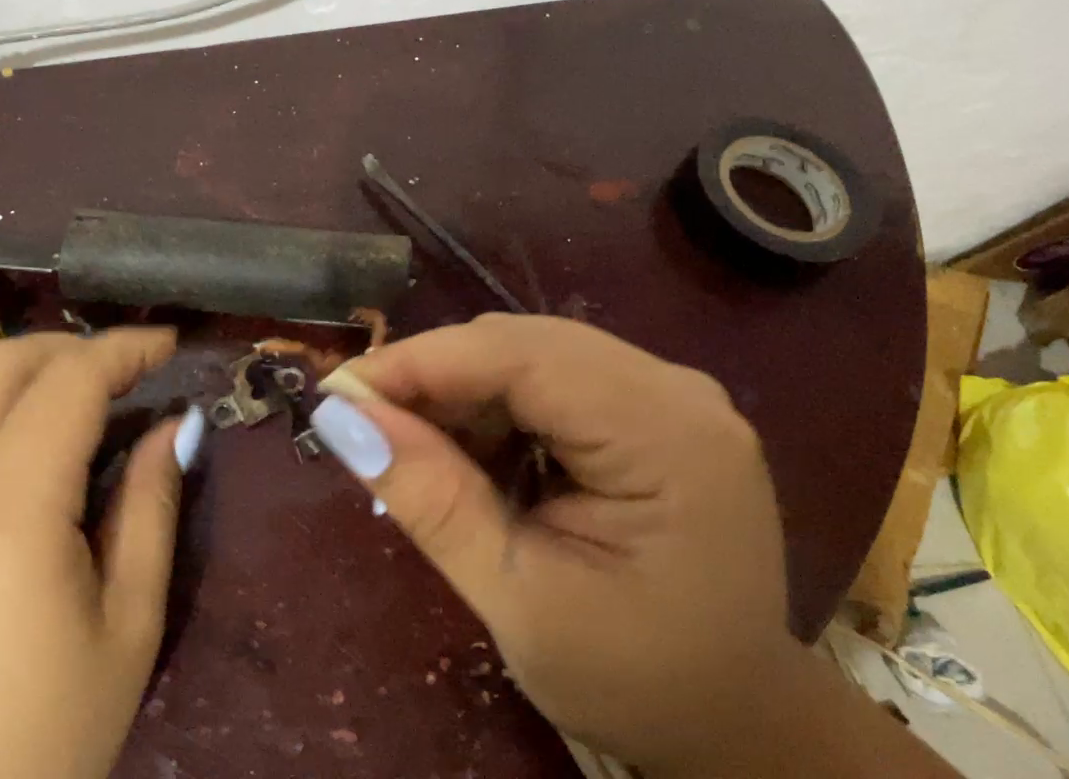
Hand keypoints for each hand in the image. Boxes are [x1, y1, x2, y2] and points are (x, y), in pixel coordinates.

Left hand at [0, 328, 190, 778]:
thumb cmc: (38, 738)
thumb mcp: (125, 628)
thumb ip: (149, 509)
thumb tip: (172, 427)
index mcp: (6, 504)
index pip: (70, 380)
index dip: (125, 349)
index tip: (170, 346)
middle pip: (0, 364)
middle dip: (71, 348)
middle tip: (126, 371)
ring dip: (13, 368)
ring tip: (66, 394)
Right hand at [311, 314, 956, 776]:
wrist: (729, 721)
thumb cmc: (630, 677)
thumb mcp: (517, 595)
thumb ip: (432, 497)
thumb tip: (342, 414)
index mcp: (668, 436)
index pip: (523, 358)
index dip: (423, 361)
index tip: (339, 391)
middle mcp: (678, 391)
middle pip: (527, 346)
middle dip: (436, 377)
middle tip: (364, 426)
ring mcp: (671, 397)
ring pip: (532, 356)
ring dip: (462, 394)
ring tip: (416, 454)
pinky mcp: (654, 412)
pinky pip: (553, 382)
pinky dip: (496, 410)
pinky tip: (471, 458)